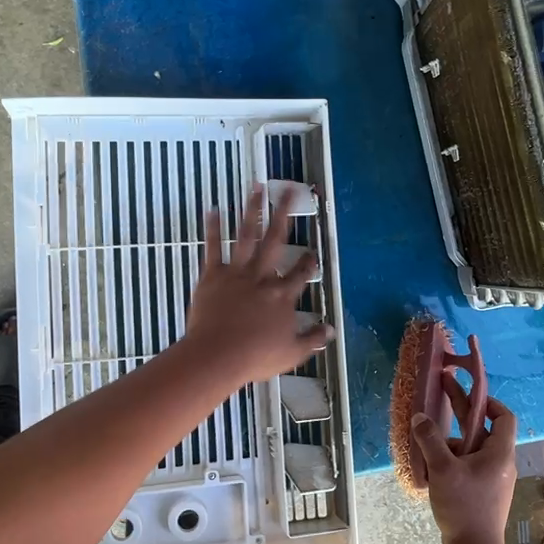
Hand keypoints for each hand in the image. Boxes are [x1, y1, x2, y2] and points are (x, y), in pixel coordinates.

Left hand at [178, 184, 332, 385]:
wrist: (217, 356)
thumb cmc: (254, 357)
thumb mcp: (291, 353)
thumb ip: (312, 339)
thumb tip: (331, 330)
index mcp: (282, 296)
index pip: (300, 274)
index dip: (308, 262)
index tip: (312, 253)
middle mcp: (263, 277)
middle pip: (276, 240)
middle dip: (285, 214)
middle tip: (291, 191)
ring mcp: (237, 273)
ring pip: (247, 235)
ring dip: (253, 210)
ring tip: (257, 187)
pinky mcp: (213, 275)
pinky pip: (213, 247)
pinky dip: (213, 228)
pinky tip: (213, 208)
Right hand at [411, 397, 517, 543]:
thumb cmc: (464, 506)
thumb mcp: (442, 469)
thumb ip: (430, 440)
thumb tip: (420, 417)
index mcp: (499, 453)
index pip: (504, 417)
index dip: (488, 401)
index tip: (468, 393)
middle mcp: (500, 463)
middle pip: (483, 428)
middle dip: (462, 410)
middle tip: (442, 389)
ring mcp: (492, 479)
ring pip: (472, 449)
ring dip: (452, 442)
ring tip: (427, 444)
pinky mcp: (483, 493)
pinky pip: (469, 466)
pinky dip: (452, 460)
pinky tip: (432, 468)